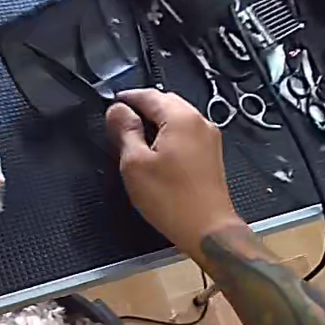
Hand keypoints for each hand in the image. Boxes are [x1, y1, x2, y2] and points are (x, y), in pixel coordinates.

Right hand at [107, 89, 240, 252]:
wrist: (208, 230)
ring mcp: (210, 139)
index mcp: (181, 117)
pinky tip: (159, 159)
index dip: (125, 99)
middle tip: (121, 128)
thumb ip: (124, 131)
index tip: (111, 109)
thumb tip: (117, 110)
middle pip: (165, 104)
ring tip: (138, 146)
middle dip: (142, 112)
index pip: (147, 94)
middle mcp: (200, 122)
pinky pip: (187, 137)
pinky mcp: (213, 156)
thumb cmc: (173, 201)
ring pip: (177, 121)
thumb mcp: (135, 164)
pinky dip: (171, 140)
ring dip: (157, 126)